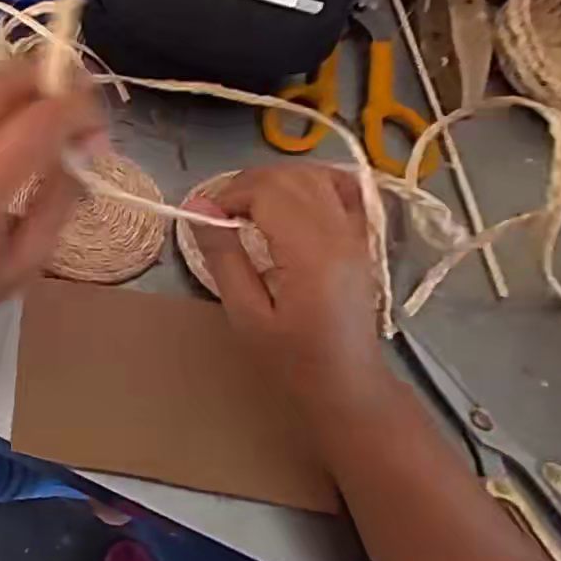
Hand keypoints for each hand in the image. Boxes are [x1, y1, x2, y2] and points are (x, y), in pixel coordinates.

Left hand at [0, 61, 101, 357]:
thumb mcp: (30, 258)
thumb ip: (59, 199)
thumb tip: (84, 147)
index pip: (26, 134)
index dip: (69, 113)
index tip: (97, 119)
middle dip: (41, 80)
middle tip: (79, 86)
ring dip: (13, 79)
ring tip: (52, 85)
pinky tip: (13, 98)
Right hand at [182, 164, 385, 400]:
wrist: (348, 384)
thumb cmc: (290, 357)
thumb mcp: (244, 313)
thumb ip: (222, 256)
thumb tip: (197, 207)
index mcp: (311, 254)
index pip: (267, 192)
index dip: (229, 194)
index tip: (206, 218)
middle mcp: (340, 233)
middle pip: (289, 177)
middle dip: (246, 185)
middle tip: (221, 215)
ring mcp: (357, 233)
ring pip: (313, 175)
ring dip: (274, 181)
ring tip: (250, 208)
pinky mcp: (362, 237)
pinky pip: (342, 187)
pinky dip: (311, 181)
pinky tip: (291, 198)